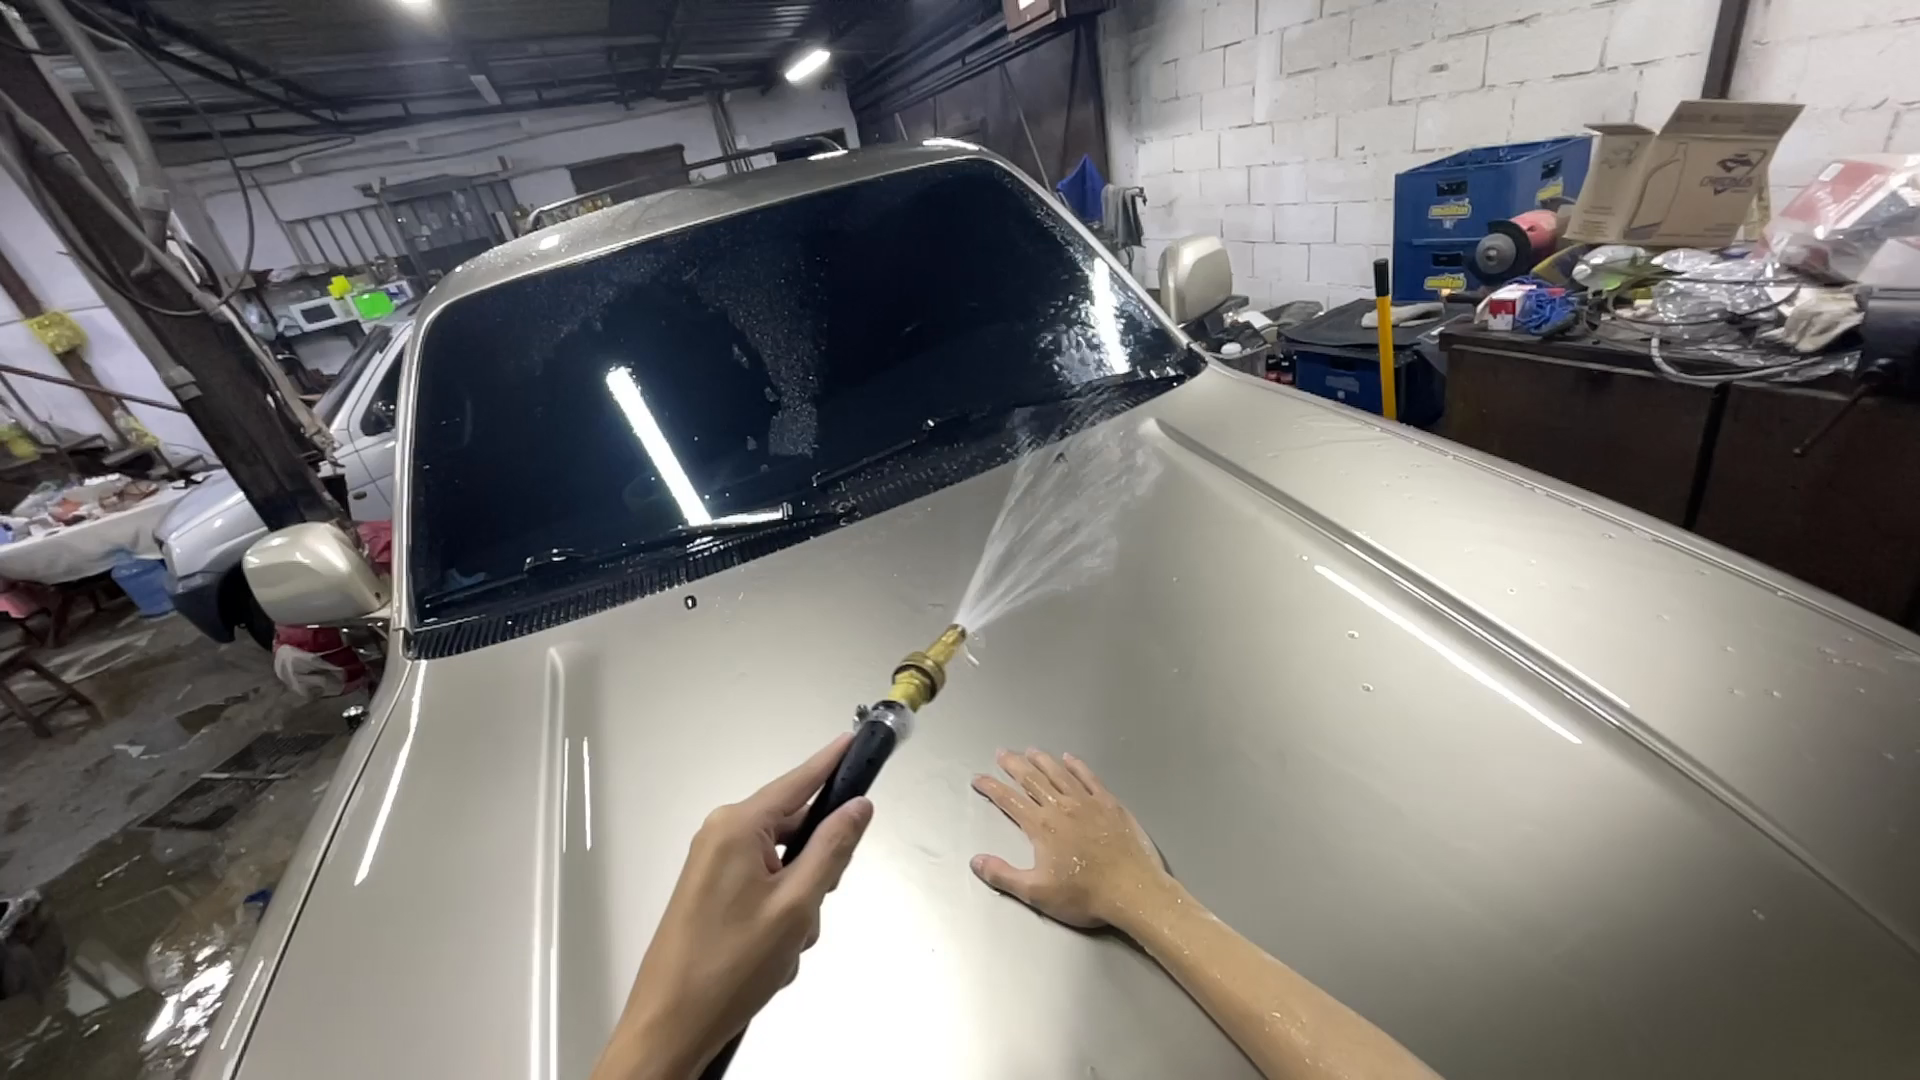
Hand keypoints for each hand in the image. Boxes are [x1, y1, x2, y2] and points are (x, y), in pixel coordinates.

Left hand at [593, 734, 873, 1079]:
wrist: (667, 1030)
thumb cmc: (731, 965)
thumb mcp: (796, 905)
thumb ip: (832, 848)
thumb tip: (859, 806)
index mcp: (738, 826)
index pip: (798, 782)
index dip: (831, 762)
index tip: (855, 739)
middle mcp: (722, 835)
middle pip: (793, 828)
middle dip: (816, 867)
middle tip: (816, 905)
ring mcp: (713, 865)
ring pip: (782, 863)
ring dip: (798, 901)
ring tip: (786, 945)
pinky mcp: (711, 893)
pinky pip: (763, 884)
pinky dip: (778, 913)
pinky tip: (773, 953)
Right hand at [970, 749, 1169, 930]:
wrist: (1132, 890)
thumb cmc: (1083, 895)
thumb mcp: (1036, 893)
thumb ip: (1004, 875)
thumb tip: (975, 860)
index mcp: (1041, 826)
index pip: (1009, 800)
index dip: (991, 787)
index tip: (978, 778)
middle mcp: (1061, 806)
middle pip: (1032, 779)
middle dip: (1013, 764)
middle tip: (1001, 752)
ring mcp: (1087, 802)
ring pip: (1059, 773)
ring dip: (1042, 760)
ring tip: (1029, 750)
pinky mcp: (1109, 803)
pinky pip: (1089, 778)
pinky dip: (1077, 766)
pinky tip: (1070, 759)